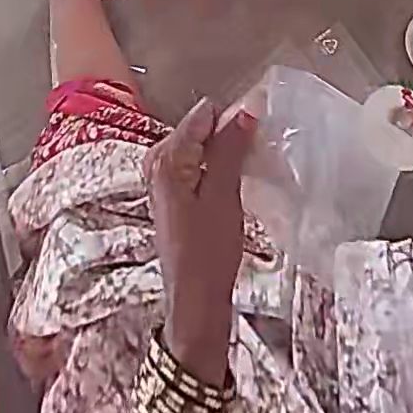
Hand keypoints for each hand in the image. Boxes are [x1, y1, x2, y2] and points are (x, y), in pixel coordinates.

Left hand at [147, 98, 256, 384]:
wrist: (197, 302)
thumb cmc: (208, 251)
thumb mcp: (223, 194)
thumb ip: (230, 148)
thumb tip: (245, 110)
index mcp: (166, 158)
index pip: (204, 114)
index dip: (232, 121)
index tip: (254, 137)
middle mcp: (158, 161)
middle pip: (202, 127)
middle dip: (228, 137)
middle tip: (250, 161)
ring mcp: (163, 177)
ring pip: (203, 145)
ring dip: (225, 153)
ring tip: (242, 175)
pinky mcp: (173, 191)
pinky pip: (199, 162)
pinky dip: (217, 167)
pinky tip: (231, 185)